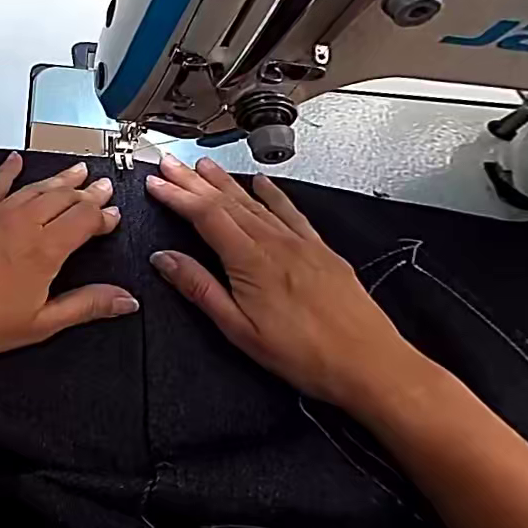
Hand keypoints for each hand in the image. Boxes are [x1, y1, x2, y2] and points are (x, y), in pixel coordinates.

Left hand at [0, 154, 137, 363]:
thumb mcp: (41, 323)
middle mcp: (25, 223)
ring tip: (79, 170)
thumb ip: (87, 305)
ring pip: (38, 188)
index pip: (86, 220)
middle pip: (66, 197)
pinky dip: (8, 171)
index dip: (104, 216)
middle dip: (89, 192)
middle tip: (104, 186)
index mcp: (46, 249)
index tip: (114, 216)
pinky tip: (15, 159)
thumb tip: (127, 300)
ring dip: (61, 179)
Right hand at [145, 155, 432, 409]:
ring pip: (253, 202)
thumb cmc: (307, 355)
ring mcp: (299, 242)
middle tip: (171, 164)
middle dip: (192, 180)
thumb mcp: (240, 330)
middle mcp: (275, 242)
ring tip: (204, 166)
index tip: (157, 183)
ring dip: (225, 181)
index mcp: (250, 261)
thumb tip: (165, 260)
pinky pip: (289, 211)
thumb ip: (200, 288)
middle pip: (225, 201)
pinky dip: (272, 193)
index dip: (177, 195)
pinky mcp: (319, 248)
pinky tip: (262, 183)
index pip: (204, 215)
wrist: (370, 363)